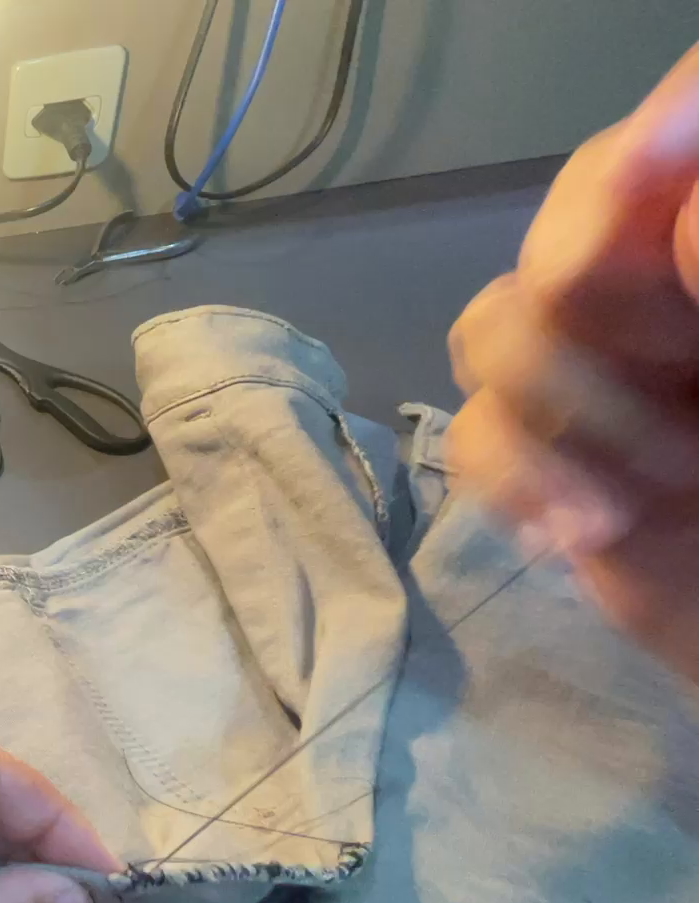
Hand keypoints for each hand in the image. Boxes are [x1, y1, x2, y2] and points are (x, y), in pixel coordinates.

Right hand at [447, 41, 698, 680]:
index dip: (669, 123)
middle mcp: (686, 295)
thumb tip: (681, 220)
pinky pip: (471, 437)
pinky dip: (509, 485)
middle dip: (602, 313)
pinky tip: (583, 532)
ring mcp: (614, 379)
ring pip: (493, 330)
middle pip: (572, 228)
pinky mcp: (552, 462)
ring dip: (558, 413)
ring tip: (650, 489)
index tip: (650, 173)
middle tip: (689, 374)